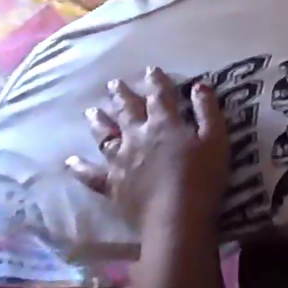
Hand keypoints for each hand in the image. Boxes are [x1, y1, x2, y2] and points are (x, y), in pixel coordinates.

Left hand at [67, 67, 229, 240]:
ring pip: (106, 135)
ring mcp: (121, 161)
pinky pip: (92, 175)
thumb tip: (199, 85)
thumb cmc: (202, 177)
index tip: (150, 69)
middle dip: (121, 95)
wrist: (176, 218)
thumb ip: (208, 111)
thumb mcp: (216, 139)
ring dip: (99, 121)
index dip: (156, 81)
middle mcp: (138, 136)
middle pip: (127, 111)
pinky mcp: (113, 185)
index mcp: (165, 124)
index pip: (159, 96)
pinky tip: (71, 162)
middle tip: (113, 84)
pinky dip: (80, 168)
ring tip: (91, 111)